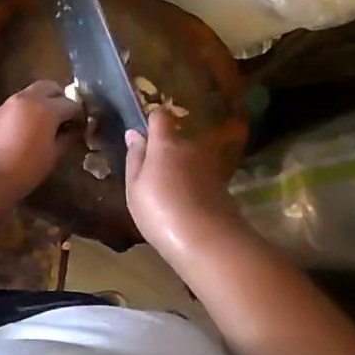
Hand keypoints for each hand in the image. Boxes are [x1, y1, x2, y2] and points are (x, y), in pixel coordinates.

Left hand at [0, 81, 82, 197]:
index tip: (81, 127)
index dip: (79, 116)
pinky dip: (30, 108)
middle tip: (65, 119)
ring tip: (48, 124)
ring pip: (33, 93)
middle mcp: (28, 98)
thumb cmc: (26, 169)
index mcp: (46, 108)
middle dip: (61, 99)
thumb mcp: (53, 155)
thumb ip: (67, 138)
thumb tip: (73, 130)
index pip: (71, 104)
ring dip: (44, 102)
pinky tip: (31, 128)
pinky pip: (20, 103)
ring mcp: (10, 102)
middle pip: (51, 87)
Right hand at [124, 109, 242, 255]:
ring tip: (167, 192)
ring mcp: (210, 165)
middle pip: (177, 138)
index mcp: (166, 144)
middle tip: (151, 173)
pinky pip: (200, 175)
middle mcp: (191, 147)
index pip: (161, 116)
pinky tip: (183, 203)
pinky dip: (192, 183)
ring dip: (180, 168)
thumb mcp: (134, 187)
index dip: (152, 120)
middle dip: (165, 149)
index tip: (143, 133)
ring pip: (190, 158)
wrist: (205, 238)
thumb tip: (134, 133)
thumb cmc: (159, 211)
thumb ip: (135, 158)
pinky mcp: (221, 184)